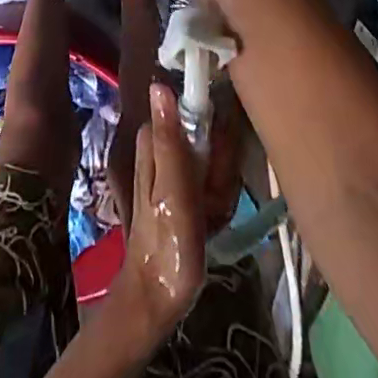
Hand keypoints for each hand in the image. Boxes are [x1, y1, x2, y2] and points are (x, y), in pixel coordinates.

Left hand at [114, 84, 205, 340]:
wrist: (159, 293)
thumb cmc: (166, 240)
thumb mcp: (171, 187)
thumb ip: (168, 137)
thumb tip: (158, 84)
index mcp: (156, 139)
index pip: (198, 113)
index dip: (217, 138)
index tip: (216, 168)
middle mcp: (166, 147)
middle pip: (213, 141)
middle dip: (221, 172)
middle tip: (211, 202)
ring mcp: (179, 170)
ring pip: (219, 165)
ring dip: (222, 193)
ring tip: (210, 217)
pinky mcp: (190, 191)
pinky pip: (218, 187)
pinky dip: (220, 206)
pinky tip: (211, 224)